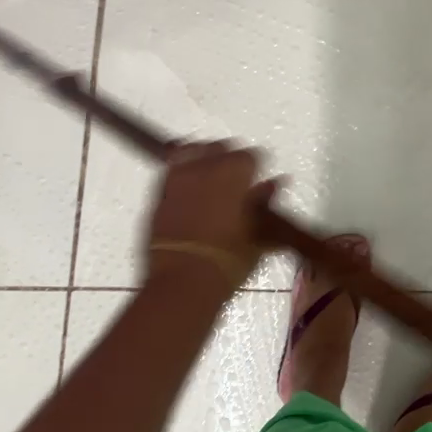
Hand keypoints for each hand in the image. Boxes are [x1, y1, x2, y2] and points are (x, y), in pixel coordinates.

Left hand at [143, 141, 279, 292]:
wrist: (182, 284)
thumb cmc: (228, 261)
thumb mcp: (258, 235)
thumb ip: (264, 202)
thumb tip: (275, 184)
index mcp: (236, 171)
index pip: (252, 155)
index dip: (257, 170)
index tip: (257, 185)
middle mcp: (206, 166)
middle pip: (220, 147)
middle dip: (229, 159)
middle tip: (235, 184)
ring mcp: (178, 178)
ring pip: (192, 151)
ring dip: (203, 161)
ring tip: (209, 182)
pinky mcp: (157, 194)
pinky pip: (171, 171)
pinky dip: (181, 174)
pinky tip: (189, 192)